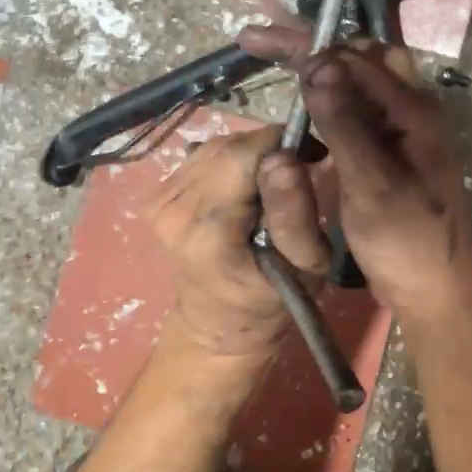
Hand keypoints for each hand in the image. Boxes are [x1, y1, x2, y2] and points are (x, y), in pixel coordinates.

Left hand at [147, 127, 329, 359]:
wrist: (217, 327)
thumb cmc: (271, 300)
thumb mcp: (304, 266)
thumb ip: (294, 212)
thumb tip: (284, 156)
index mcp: (208, 229)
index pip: (244, 153)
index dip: (282, 143)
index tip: (313, 157)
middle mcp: (173, 209)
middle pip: (230, 146)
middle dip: (269, 148)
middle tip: (298, 171)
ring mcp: (159, 201)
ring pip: (216, 146)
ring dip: (251, 154)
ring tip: (274, 182)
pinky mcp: (157, 196)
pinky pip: (203, 157)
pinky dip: (232, 162)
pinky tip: (246, 187)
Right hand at [238, 27, 471, 325]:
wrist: (435, 291)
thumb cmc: (407, 241)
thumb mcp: (372, 185)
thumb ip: (344, 124)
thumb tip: (317, 63)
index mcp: (413, 111)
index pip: (354, 59)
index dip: (304, 46)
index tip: (255, 41)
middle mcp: (410, 110)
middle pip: (359, 58)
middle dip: (311, 46)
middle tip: (260, 41)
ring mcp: (402, 130)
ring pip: (358, 82)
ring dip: (319, 69)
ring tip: (274, 58)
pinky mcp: (390, 151)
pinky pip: (358, 110)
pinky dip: (328, 99)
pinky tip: (303, 104)